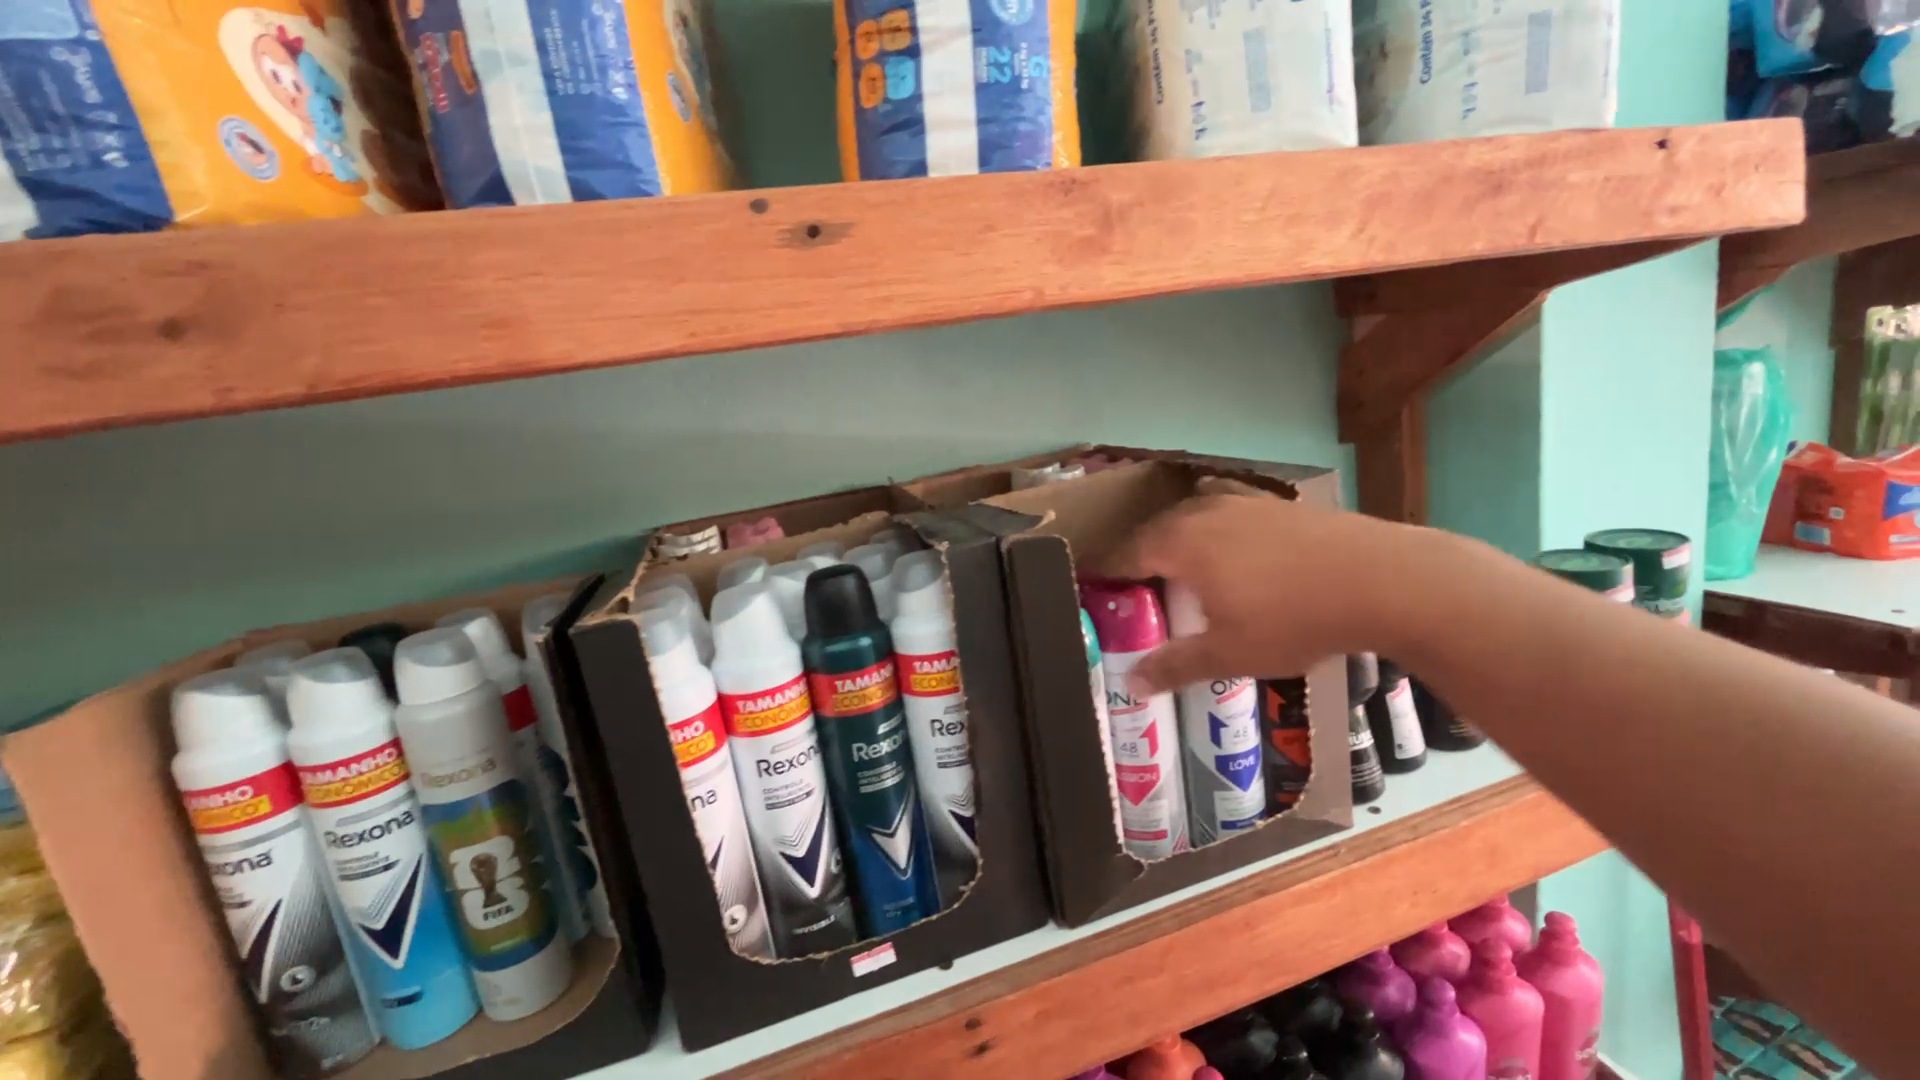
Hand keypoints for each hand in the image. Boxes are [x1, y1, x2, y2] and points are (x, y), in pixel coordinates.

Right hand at [1104, 495, 1435, 692]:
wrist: (1385, 580)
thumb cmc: (1294, 618)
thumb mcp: (1230, 653)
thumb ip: (1176, 665)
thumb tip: (1131, 682)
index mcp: (1182, 542)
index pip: (1125, 553)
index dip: (1107, 574)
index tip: (1096, 593)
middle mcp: (1206, 511)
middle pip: (1157, 531)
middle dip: (1141, 558)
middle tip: (1138, 592)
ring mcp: (1246, 503)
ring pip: (1195, 519)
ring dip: (1180, 544)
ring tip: (1184, 577)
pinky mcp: (1280, 506)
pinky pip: (1229, 517)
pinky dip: (1217, 538)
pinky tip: (1237, 562)